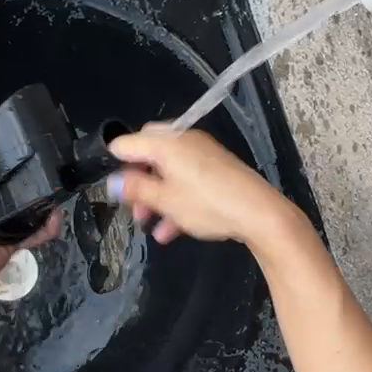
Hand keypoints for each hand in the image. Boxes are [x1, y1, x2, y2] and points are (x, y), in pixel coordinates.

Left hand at [0, 130, 58, 302]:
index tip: (6, 132)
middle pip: (2, 181)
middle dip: (19, 170)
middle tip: (39, 154)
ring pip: (23, 204)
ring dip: (40, 195)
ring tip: (55, 181)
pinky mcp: (11, 241)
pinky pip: (33, 230)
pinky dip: (47, 224)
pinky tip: (57, 214)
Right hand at [107, 128, 303, 245]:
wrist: (259, 212)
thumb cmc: (207, 204)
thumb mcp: (165, 200)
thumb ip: (136, 189)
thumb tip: (112, 182)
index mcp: (167, 142)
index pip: (127, 143)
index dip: (115, 164)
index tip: (113, 189)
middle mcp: (183, 141)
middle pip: (148, 154)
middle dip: (138, 181)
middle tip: (132, 206)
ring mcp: (202, 154)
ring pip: (168, 171)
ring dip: (156, 196)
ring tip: (148, 224)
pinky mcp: (216, 169)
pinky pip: (187, 180)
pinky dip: (176, 199)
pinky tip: (170, 231)